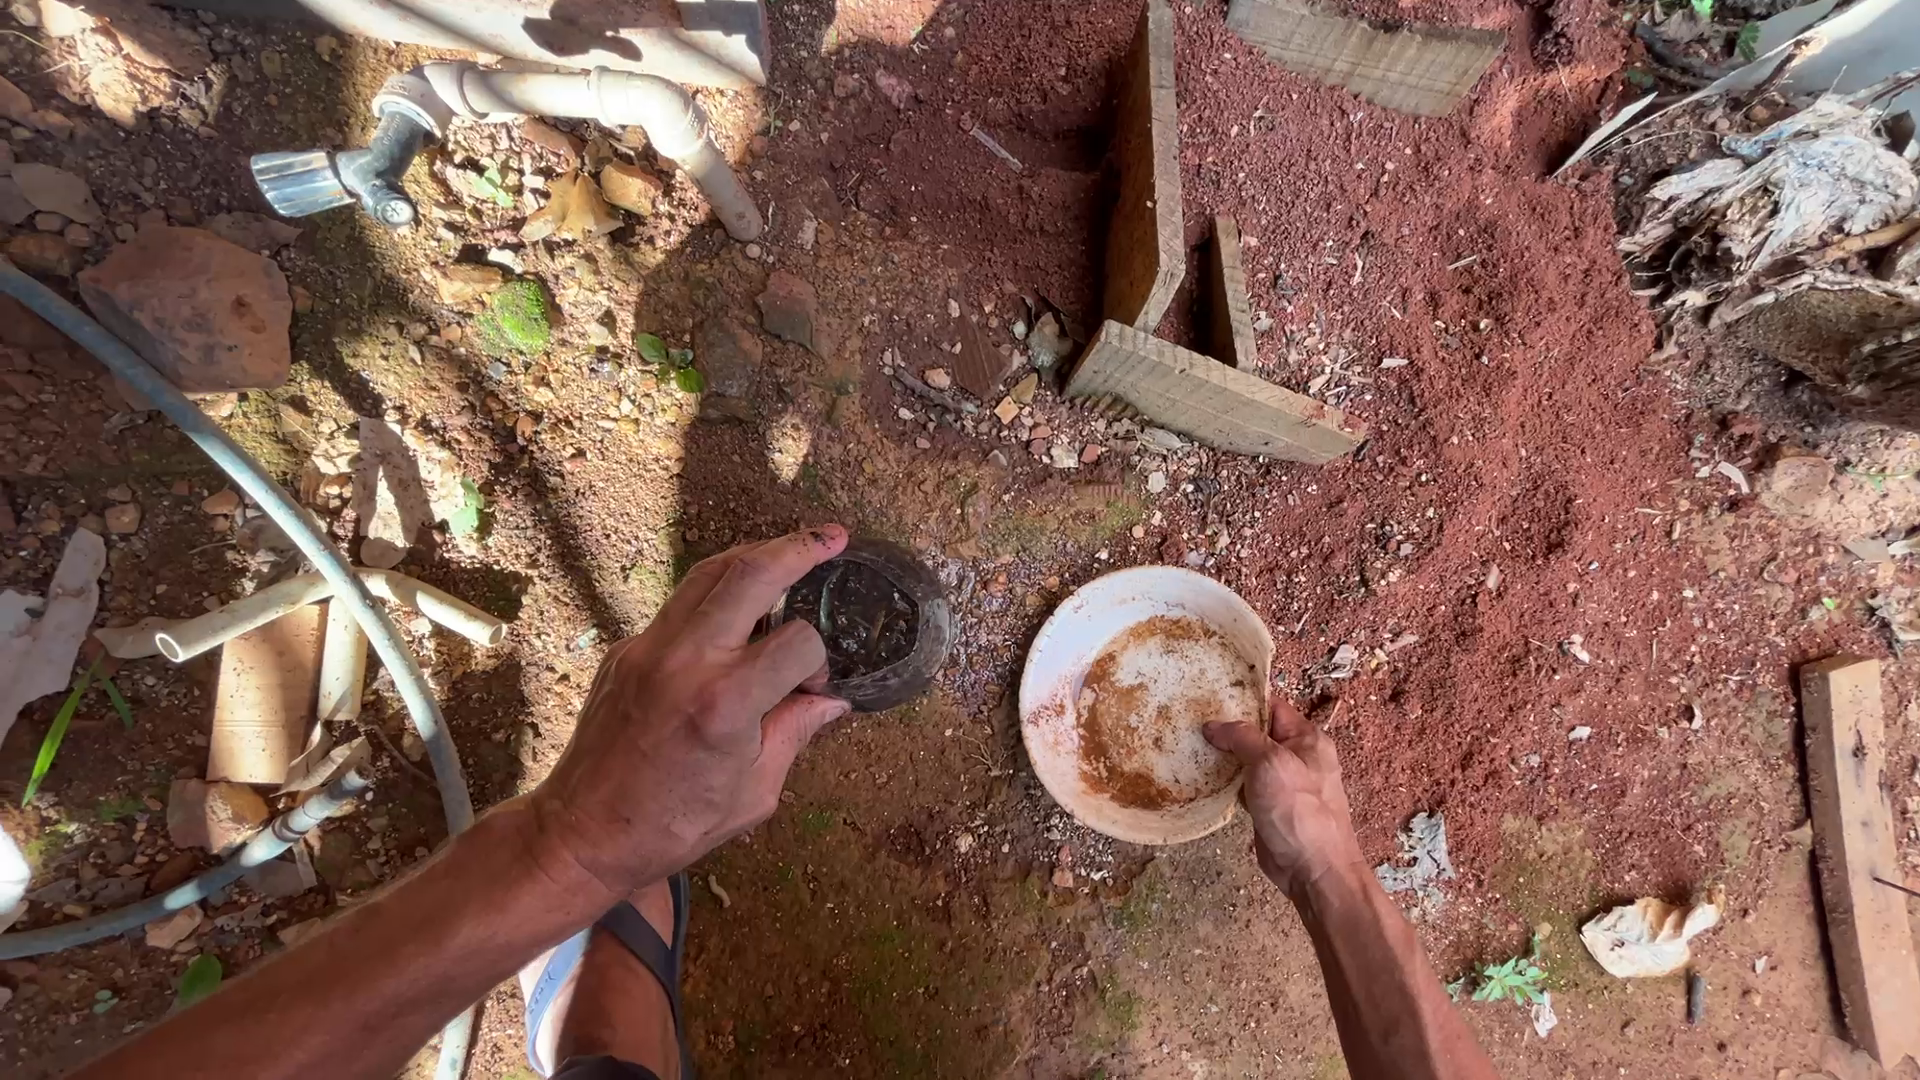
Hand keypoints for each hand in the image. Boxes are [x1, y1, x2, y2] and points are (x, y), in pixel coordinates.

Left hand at [527, 526, 851, 901]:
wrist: (579, 834)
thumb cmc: (674, 825)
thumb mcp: (754, 791)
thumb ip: (796, 732)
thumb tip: (833, 701)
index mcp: (725, 703)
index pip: (796, 643)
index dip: (818, 662)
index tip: (813, 689)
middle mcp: (686, 660)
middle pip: (750, 574)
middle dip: (799, 549)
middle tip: (833, 537)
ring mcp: (649, 647)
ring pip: (710, 571)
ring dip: (758, 553)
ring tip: (794, 547)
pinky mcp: (628, 647)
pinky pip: (683, 601)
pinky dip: (721, 589)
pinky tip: (743, 600)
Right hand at [1204, 699, 1364, 897]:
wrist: (1314, 871)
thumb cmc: (1298, 811)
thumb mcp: (1270, 762)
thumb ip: (1241, 737)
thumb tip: (1212, 726)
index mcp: (1307, 739)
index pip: (1272, 706)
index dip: (1242, 699)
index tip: (1209, 694)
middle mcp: (1297, 756)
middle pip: (1257, 731)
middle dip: (1227, 726)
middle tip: (1192, 718)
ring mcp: (1283, 782)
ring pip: (1248, 757)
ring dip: (1224, 753)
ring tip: (1191, 742)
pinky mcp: (1269, 804)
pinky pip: (1244, 782)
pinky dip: (1226, 778)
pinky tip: (1203, 774)